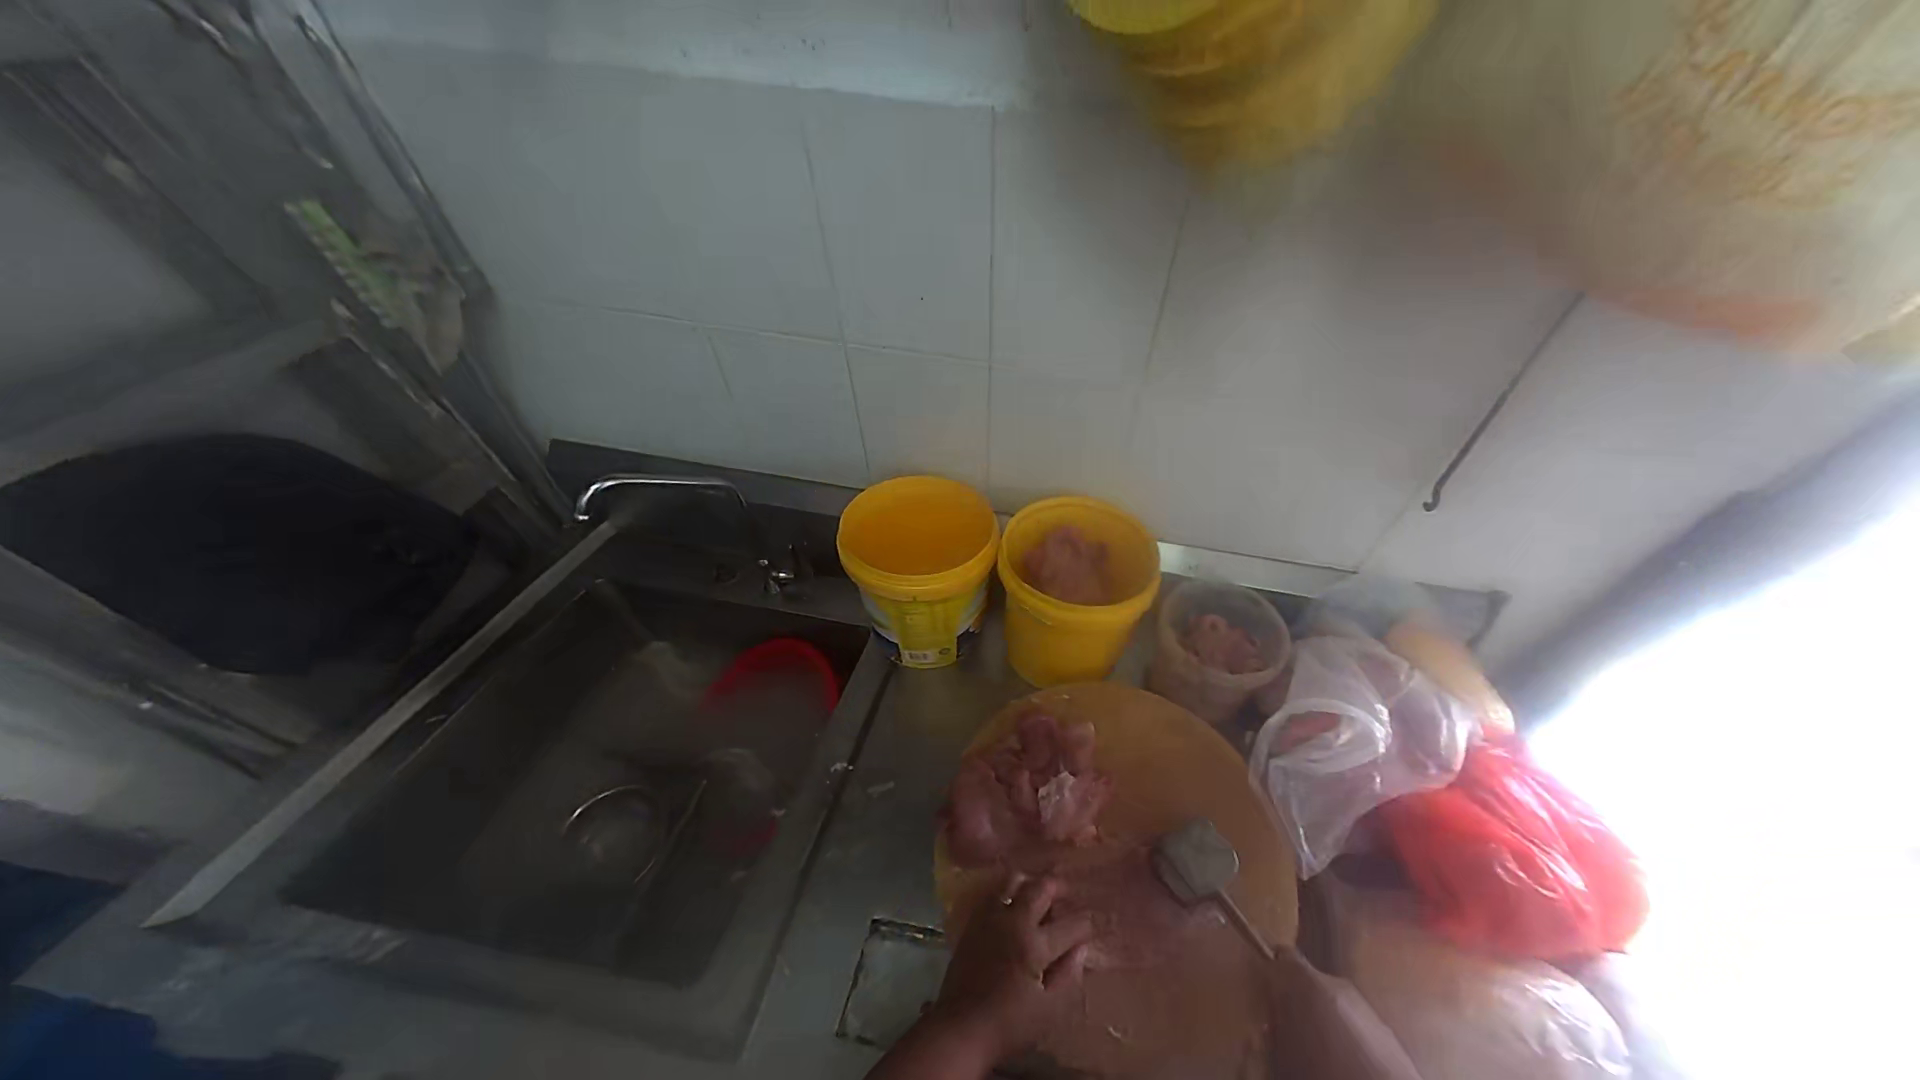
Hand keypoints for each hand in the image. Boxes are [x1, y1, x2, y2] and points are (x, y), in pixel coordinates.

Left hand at [930, 873, 1095, 1061]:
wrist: (961, 1027)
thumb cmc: (1009, 1024)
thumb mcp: (1049, 1010)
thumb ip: (1068, 974)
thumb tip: (1080, 947)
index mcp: (1035, 945)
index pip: (1071, 924)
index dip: (1086, 924)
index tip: (1090, 927)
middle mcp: (1013, 921)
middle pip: (1040, 887)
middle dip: (1059, 888)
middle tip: (1068, 896)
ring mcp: (990, 917)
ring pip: (1014, 880)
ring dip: (1031, 883)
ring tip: (1040, 897)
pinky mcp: (974, 920)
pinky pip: (994, 892)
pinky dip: (1009, 891)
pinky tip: (1013, 906)